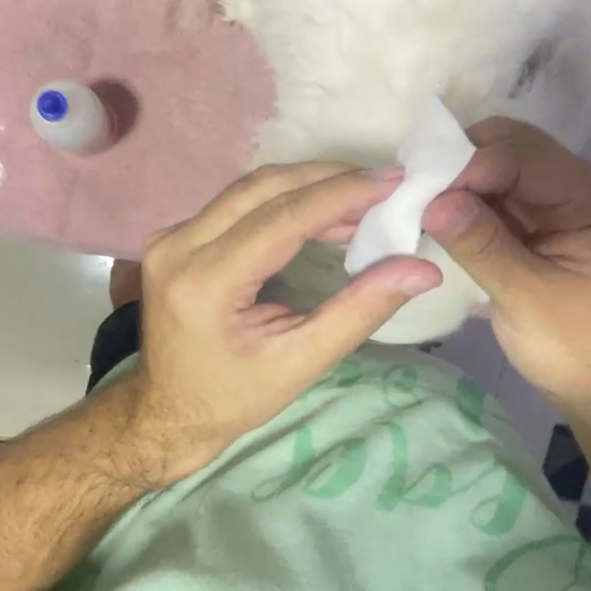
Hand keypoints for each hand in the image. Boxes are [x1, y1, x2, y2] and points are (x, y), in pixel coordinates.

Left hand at [120, 163, 442, 483]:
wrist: (167, 411)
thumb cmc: (234, 397)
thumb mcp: (301, 362)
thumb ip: (359, 310)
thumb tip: (423, 269)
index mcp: (204, 283)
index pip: (281, 219)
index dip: (340, 195)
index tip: (394, 182)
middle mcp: (177, 247)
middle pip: (262, 189)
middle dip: (328, 180)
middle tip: (385, 184)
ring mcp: (169, 238)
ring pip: (248, 190)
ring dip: (307, 187)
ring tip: (363, 200)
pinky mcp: (173, 237)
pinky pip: (235, 204)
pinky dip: (283, 201)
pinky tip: (322, 214)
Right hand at [421, 118, 590, 420]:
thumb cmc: (579, 349)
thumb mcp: (526, 298)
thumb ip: (481, 244)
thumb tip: (433, 201)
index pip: (522, 155)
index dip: (467, 166)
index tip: (419, 194)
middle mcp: (589, 187)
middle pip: (514, 151)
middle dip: (461, 167)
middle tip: (415, 196)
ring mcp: (570, 205)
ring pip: (505, 171)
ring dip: (463, 186)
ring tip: (421, 208)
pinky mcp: (553, 224)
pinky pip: (506, 198)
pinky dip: (473, 205)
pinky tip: (443, 221)